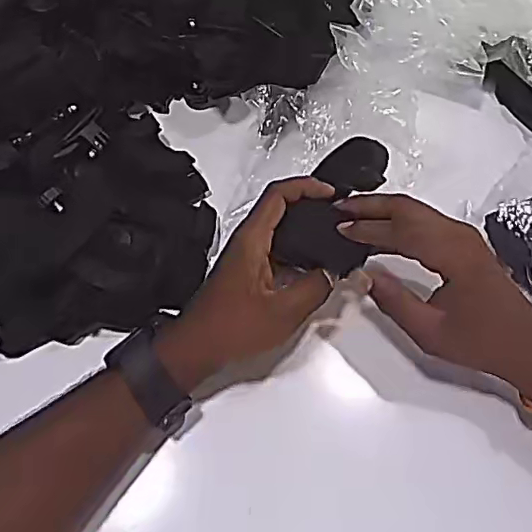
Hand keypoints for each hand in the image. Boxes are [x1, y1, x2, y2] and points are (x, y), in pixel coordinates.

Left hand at [155, 178, 339, 390]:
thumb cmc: (228, 327)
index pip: (278, 194)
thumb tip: (333, 272)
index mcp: (252, 240)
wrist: (199, 346)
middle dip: (307, 201)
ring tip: (327, 233)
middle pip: (278, 205)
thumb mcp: (284, 311)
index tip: (327, 191)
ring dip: (302, 226)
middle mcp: (246, 241)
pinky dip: (295, 247)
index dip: (305, 186)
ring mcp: (245, 254)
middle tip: (331, 207)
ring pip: (277, 227)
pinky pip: (274, 247)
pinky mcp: (246, 269)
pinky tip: (311, 265)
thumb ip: (315, 287)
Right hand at [336, 194, 531, 396]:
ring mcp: (464, 235)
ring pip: (416, 209)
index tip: (340, 228)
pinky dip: (398, 216)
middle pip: (407, 208)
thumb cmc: (485, 343)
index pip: (400, 230)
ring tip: (353, 212)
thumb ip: (394, 301)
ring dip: (382, 207)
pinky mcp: (464, 241)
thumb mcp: (431, 332)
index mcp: (453, 255)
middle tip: (340, 208)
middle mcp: (460, 236)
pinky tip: (382, 224)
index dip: (367, 228)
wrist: (529, 347)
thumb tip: (365, 275)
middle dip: (370, 205)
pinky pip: (425, 218)